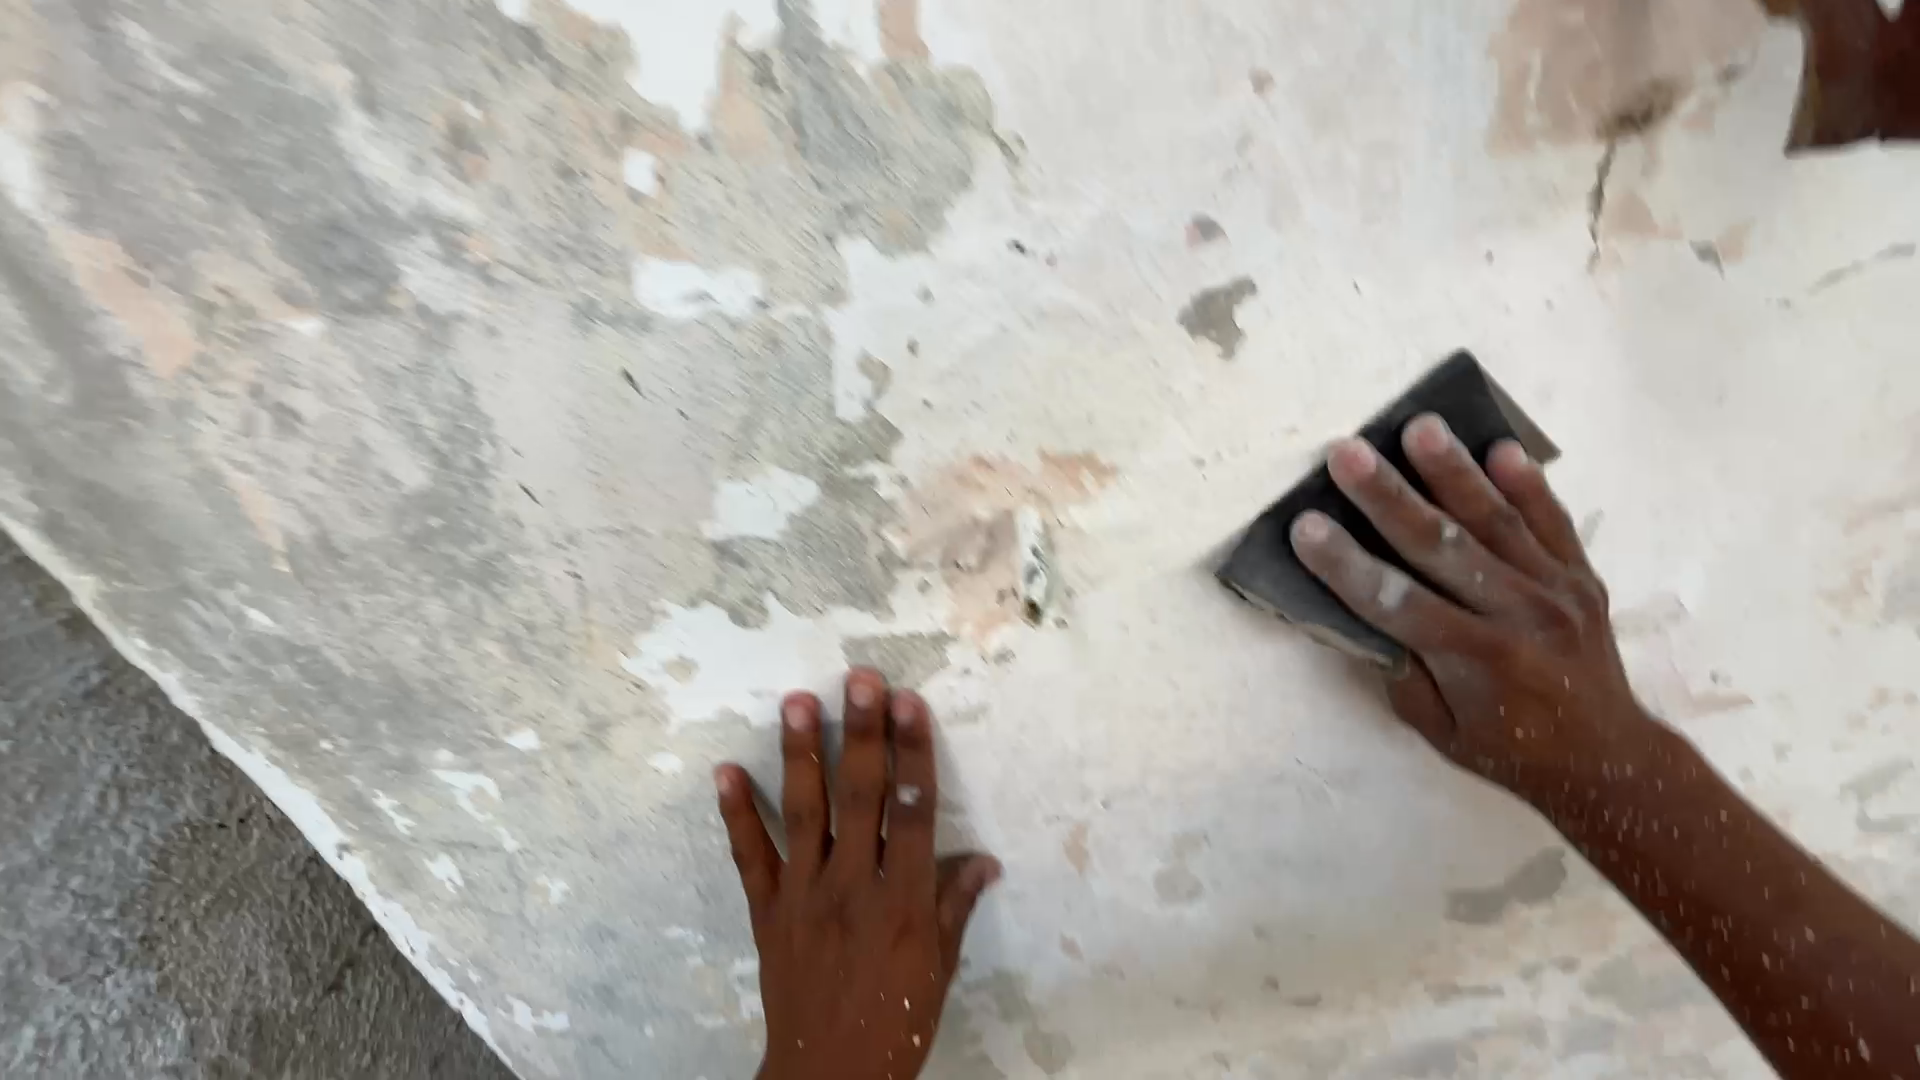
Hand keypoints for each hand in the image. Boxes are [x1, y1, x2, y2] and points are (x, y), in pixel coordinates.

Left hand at [715, 669, 1001, 1079]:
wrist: (827, 1079)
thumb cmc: (896, 1020)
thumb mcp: (940, 968)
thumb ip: (956, 905)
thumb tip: (986, 859)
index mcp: (902, 899)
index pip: (911, 811)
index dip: (913, 754)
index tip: (909, 703)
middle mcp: (852, 885)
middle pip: (859, 798)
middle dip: (862, 734)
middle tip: (859, 678)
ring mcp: (803, 894)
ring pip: (804, 813)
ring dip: (800, 754)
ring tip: (798, 700)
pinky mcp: (767, 910)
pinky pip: (750, 857)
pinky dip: (736, 813)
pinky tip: (725, 770)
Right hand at [1288, 414, 1660, 809]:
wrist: (1609, 760)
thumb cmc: (1505, 747)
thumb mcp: (1434, 726)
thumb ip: (1399, 670)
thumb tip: (1359, 612)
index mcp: (1474, 659)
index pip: (1395, 602)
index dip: (1346, 565)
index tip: (1304, 528)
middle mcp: (1517, 617)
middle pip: (1440, 546)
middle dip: (1386, 497)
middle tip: (1347, 453)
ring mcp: (1556, 591)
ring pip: (1494, 521)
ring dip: (1452, 471)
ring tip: (1420, 426)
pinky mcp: (1581, 576)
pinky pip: (1551, 522)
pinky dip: (1526, 485)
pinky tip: (1500, 447)